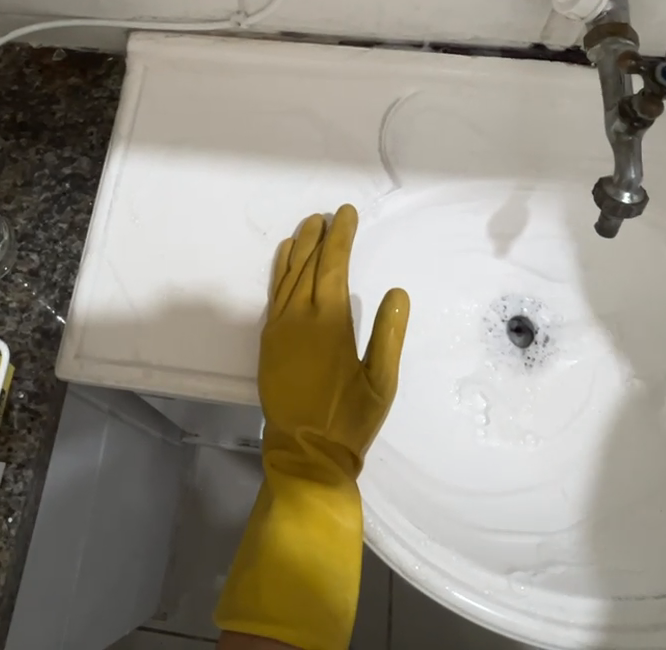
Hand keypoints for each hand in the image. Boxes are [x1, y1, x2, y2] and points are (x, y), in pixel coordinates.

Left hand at [215, 205, 409, 649]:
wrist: (305, 451)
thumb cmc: (350, 418)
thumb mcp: (381, 382)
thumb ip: (389, 334)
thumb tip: (397, 292)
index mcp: (330, 322)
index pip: (334, 266)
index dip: (341, 237)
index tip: (346, 214)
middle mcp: (299, 316)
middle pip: (308, 264)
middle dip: (320, 236)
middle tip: (329, 214)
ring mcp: (279, 326)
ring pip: (288, 275)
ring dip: (298, 247)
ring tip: (309, 225)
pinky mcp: (268, 338)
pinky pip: (274, 293)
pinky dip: (279, 270)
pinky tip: (284, 256)